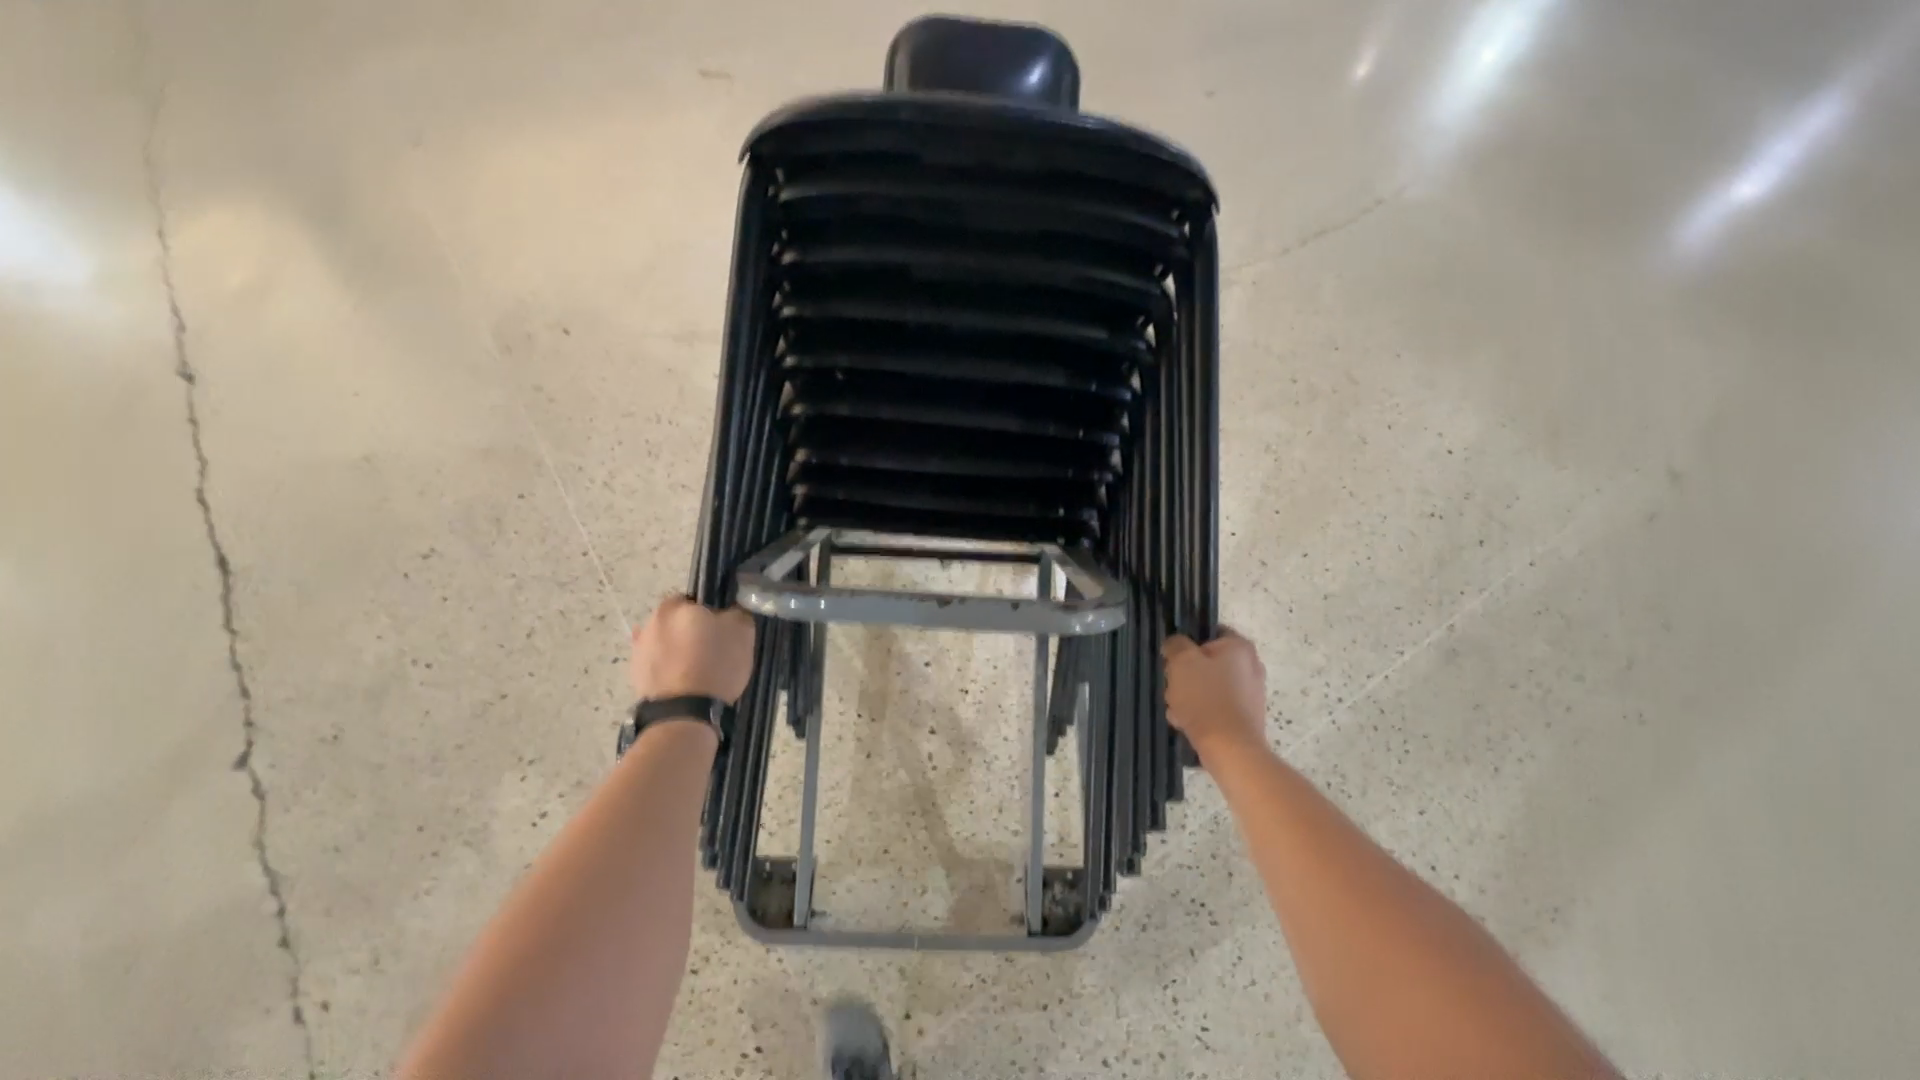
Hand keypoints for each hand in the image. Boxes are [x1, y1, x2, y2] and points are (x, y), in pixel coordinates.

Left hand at [630, 596, 756, 703]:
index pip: (694, 601)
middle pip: (677, 623)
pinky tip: (682, 682)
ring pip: (666, 645)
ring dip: (677, 652)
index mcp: (674, 605)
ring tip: (697, 673)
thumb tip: (730, 612)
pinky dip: (668, 671)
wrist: (684, 712)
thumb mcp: (742, 632)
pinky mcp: (635, 676)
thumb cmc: (714, 664)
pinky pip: (658, 667)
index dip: (710, 615)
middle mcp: (650, 622)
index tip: (720, 632)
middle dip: (690, 634)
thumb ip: (736, 613)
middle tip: (711, 652)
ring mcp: (639, 650)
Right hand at [1162, 628, 1269, 765]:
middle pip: (1206, 663)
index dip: (1187, 645)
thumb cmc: (1205, 699)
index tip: (1174, 660)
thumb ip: (1175, 644)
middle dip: (1185, 676)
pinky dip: (1201, 713)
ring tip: (1178, 710)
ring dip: (1189, 697)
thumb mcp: (1181, 662)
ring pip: (1208, 687)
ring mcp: (1251, 693)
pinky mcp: (1246, 716)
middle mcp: (1251, 666)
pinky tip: (1187, 723)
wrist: (1230, 748)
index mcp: (1239, 647)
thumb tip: (1175, 644)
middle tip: (1174, 687)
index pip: (1208, 633)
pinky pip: (1216, 707)